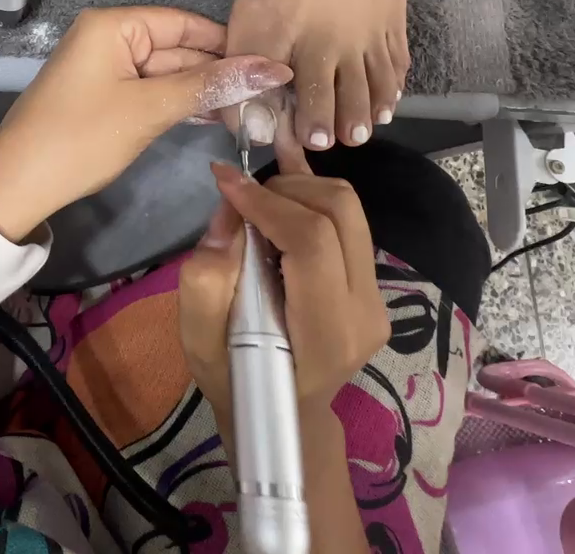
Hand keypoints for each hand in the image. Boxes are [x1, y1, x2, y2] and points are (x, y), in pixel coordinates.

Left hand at [0, 7, 291, 241]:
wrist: (20, 183)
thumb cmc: (83, 136)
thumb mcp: (149, 109)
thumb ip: (209, 86)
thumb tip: (271, 69)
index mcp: (114, 25)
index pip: (186, 23)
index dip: (230, 45)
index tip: (275, 68)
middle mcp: (110, 36)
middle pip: (178, 48)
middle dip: (220, 73)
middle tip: (273, 97)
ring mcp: (107, 67)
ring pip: (167, 72)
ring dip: (204, 91)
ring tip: (255, 110)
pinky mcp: (106, 95)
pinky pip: (151, 90)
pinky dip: (179, 102)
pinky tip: (216, 115)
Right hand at [177, 159, 389, 416]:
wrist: (282, 415)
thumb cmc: (235, 381)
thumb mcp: (200, 343)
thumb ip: (206, 282)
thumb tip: (228, 214)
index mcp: (327, 332)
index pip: (312, 241)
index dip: (265, 201)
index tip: (222, 180)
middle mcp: (364, 310)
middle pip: (339, 212)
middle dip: (282, 188)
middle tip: (240, 197)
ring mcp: (374, 296)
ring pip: (346, 207)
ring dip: (296, 188)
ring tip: (256, 199)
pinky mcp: (367, 282)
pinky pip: (346, 220)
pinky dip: (311, 189)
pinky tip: (288, 159)